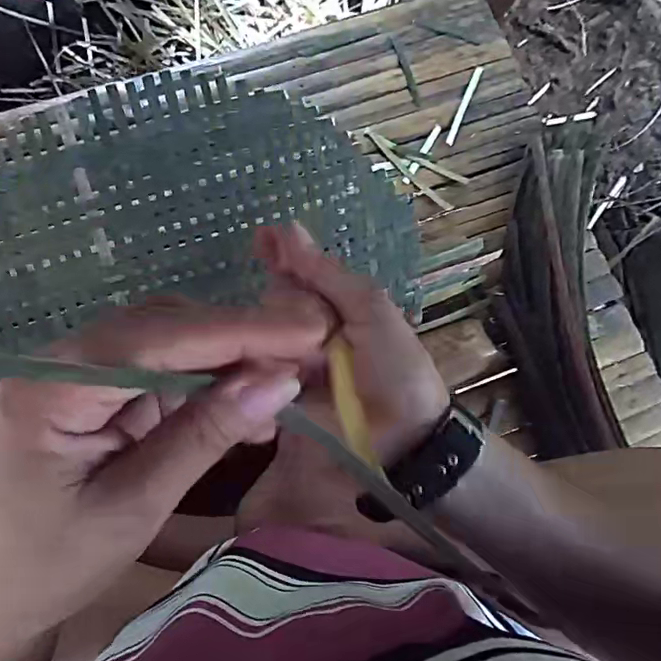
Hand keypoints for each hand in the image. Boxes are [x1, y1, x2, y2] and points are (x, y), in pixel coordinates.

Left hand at [0, 298, 328, 636]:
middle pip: (161, 328)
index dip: (235, 331)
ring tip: (286, 382)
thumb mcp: (141, 503)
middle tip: (310, 350)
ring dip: (229, 358)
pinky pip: (163, 368)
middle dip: (239, 338)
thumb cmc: (63, 563)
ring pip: (167, 340)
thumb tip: (280, 382)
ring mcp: (77, 374)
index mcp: (48, 391)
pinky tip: (248, 406)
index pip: (154, 340)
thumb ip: (206, 435)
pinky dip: (209, 383)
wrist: (10, 593)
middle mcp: (57, 364)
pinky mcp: (98, 390)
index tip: (307, 329)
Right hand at [255, 222, 448, 463]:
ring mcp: (290, 362)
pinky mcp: (278, 395)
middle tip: (320, 333)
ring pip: (260, 333)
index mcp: (332, 305)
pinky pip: (255, 371)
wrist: (405, 432)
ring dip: (274, 336)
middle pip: (273, 300)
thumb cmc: (396, 365)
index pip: (295, 272)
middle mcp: (306, 328)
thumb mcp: (369, 309)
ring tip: (312, 361)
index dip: (277, 253)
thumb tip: (288, 228)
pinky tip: (274, 366)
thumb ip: (325, 273)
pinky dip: (259, 365)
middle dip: (286, 305)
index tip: (259, 238)